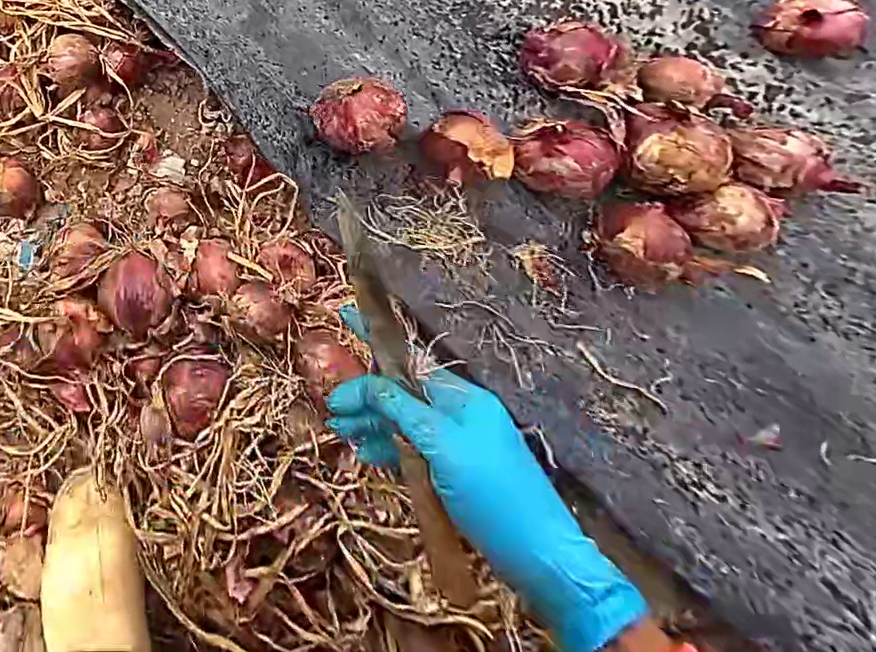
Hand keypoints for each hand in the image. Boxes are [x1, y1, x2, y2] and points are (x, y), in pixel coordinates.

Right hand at [326, 306, 645, 651]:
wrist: (544, 561)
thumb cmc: (496, 496)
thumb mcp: (443, 448)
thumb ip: (404, 411)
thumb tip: (369, 382)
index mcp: (460, 397)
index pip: (410, 359)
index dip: (377, 339)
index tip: (347, 314)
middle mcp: (456, 412)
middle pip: (401, 392)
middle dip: (365, 395)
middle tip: (331, 408)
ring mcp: (455, 442)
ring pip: (403, 421)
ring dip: (371, 423)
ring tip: (339, 431)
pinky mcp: (453, 471)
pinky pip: (413, 449)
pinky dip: (389, 449)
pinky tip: (366, 454)